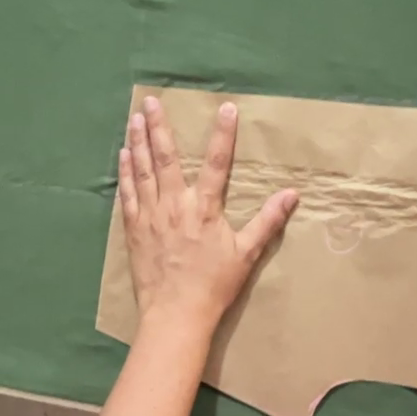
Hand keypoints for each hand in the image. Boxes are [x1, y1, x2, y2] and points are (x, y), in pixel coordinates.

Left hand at [118, 95, 297, 326]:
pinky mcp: (134, 229)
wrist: (175, 314)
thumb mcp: (246, 255)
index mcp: (205, 209)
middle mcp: (175, 205)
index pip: (217, 163)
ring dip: (138, 141)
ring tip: (134, 117)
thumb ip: (267, 222)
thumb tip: (292, 195)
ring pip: (143, 170)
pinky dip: (126, 171)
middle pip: (167, 158)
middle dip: (160, 126)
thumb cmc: (213, 286)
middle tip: (151, 101)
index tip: (226, 108)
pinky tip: (124, 154)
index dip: (223, 134)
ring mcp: (151, 216)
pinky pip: (128, 193)